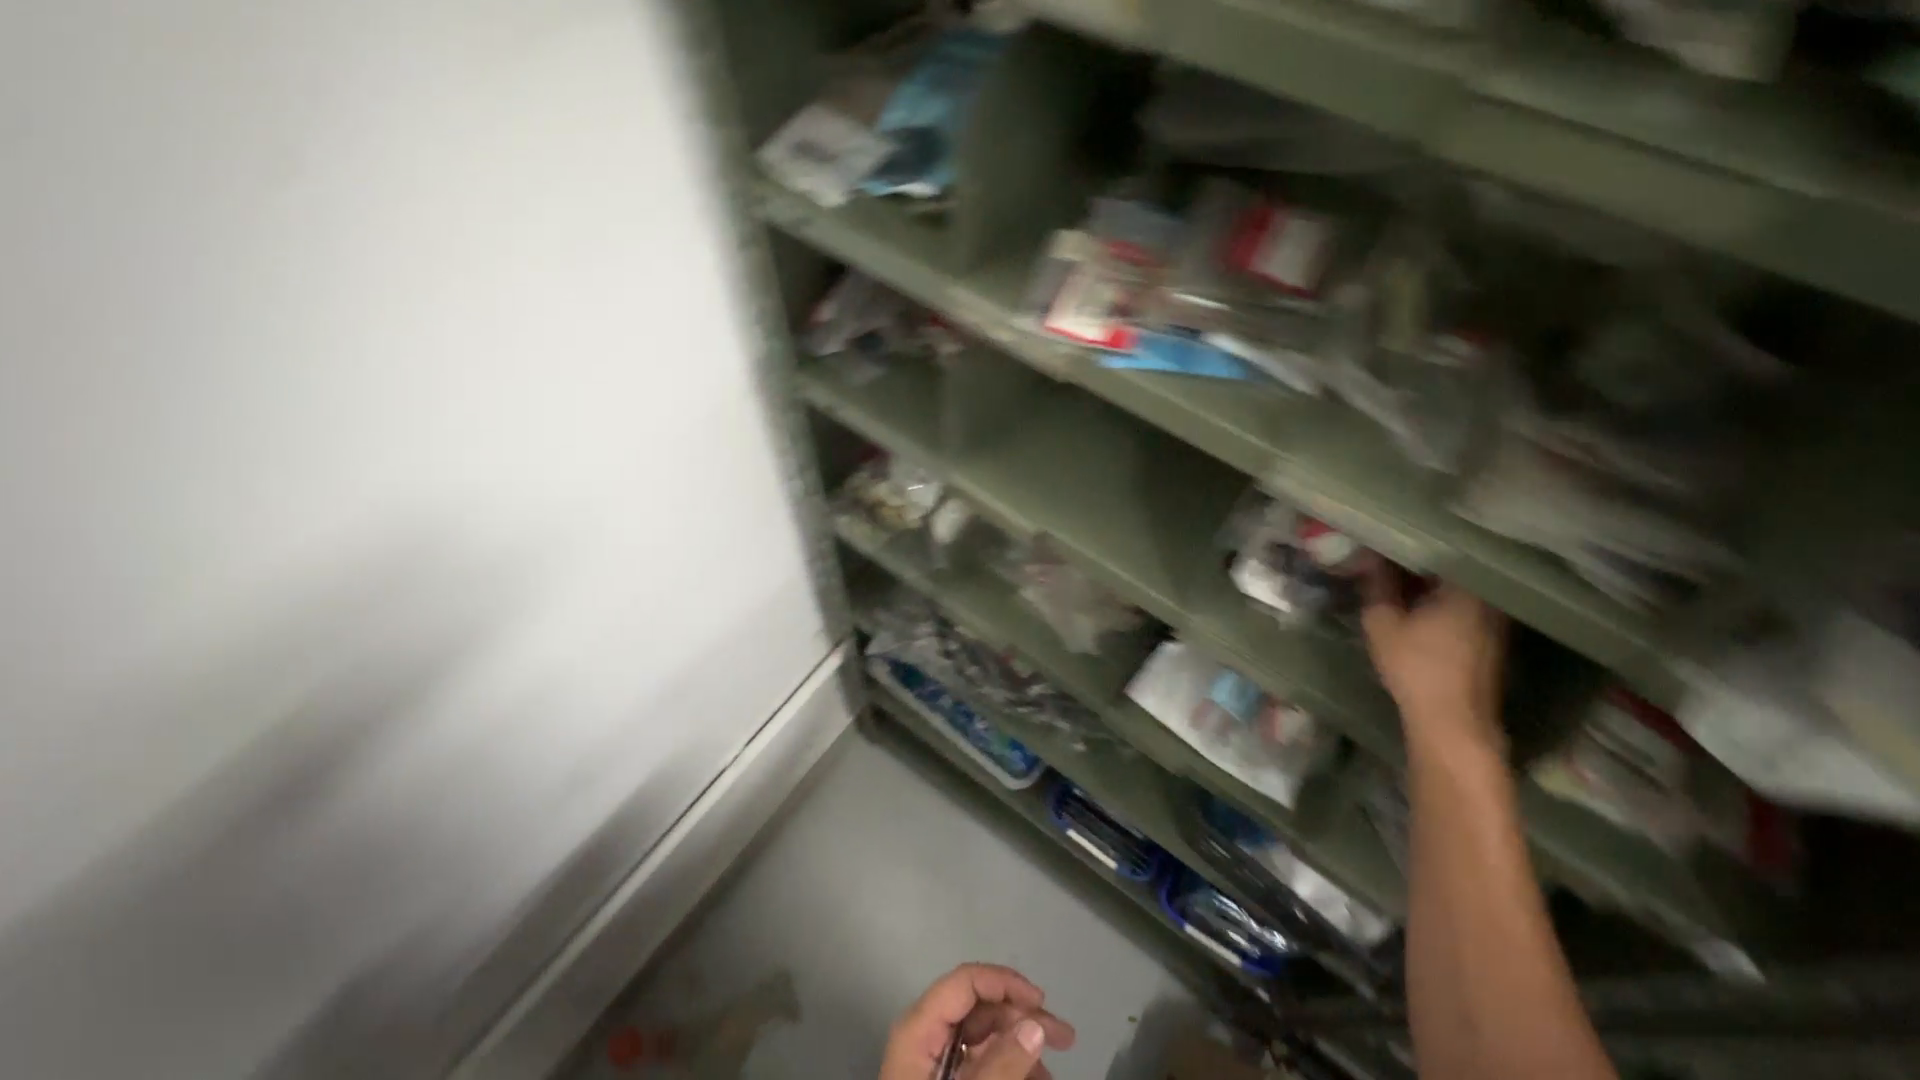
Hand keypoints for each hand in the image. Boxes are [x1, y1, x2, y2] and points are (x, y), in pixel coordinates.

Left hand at [878, 963, 1075, 1079]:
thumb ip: (1000, 1068)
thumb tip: (1034, 1025)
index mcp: (918, 1031)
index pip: (963, 982)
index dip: (1004, 983)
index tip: (1042, 1004)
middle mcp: (924, 1038)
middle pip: (978, 1009)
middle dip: (1023, 1018)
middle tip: (1066, 1038)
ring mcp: (933, 1064)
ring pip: (984, 1038)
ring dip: (1021, 1047)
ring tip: (1052, 1074)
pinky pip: (980, 1065)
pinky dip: (1009, 1069)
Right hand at [1359, 559, 1507, 755]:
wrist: (1453, 721)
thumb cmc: (1416, 667)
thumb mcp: (1382, 622)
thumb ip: (1376, 585)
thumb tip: (1367, 556)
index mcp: (1465, 583)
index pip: (1435, 548)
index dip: (1404, 544)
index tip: (1381, 543)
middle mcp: (1488, 594)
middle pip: (1450, 567)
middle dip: (1417, 563)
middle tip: (1384, 560)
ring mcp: (1496, 618)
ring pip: (1457, 588)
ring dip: (1429, 584)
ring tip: (1397, 581)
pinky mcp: (1493, 639)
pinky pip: (1463, 606)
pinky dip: (1441, 602)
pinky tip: (1418, 608)